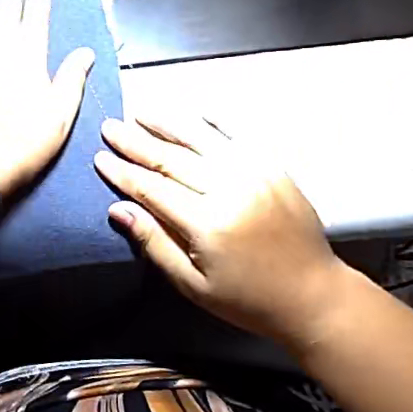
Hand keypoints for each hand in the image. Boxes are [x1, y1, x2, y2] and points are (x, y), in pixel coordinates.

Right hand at [95, 113, 353, 347]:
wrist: (313, 295)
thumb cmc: (247, 299)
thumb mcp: (193, 284)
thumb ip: (155, 244)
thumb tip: (118, 209)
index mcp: (208, 223)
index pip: (153, 189)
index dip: (123, 173)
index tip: (100, 158)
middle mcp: (231, 189)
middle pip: (173, 158)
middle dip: (137, 141)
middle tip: (110, 126)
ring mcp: (256, 174)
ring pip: (203, 139)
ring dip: (170, 123)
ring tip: (142, 112)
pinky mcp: (275, 169)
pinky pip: (240, 136)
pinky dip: (214, 122)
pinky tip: (195, 112)